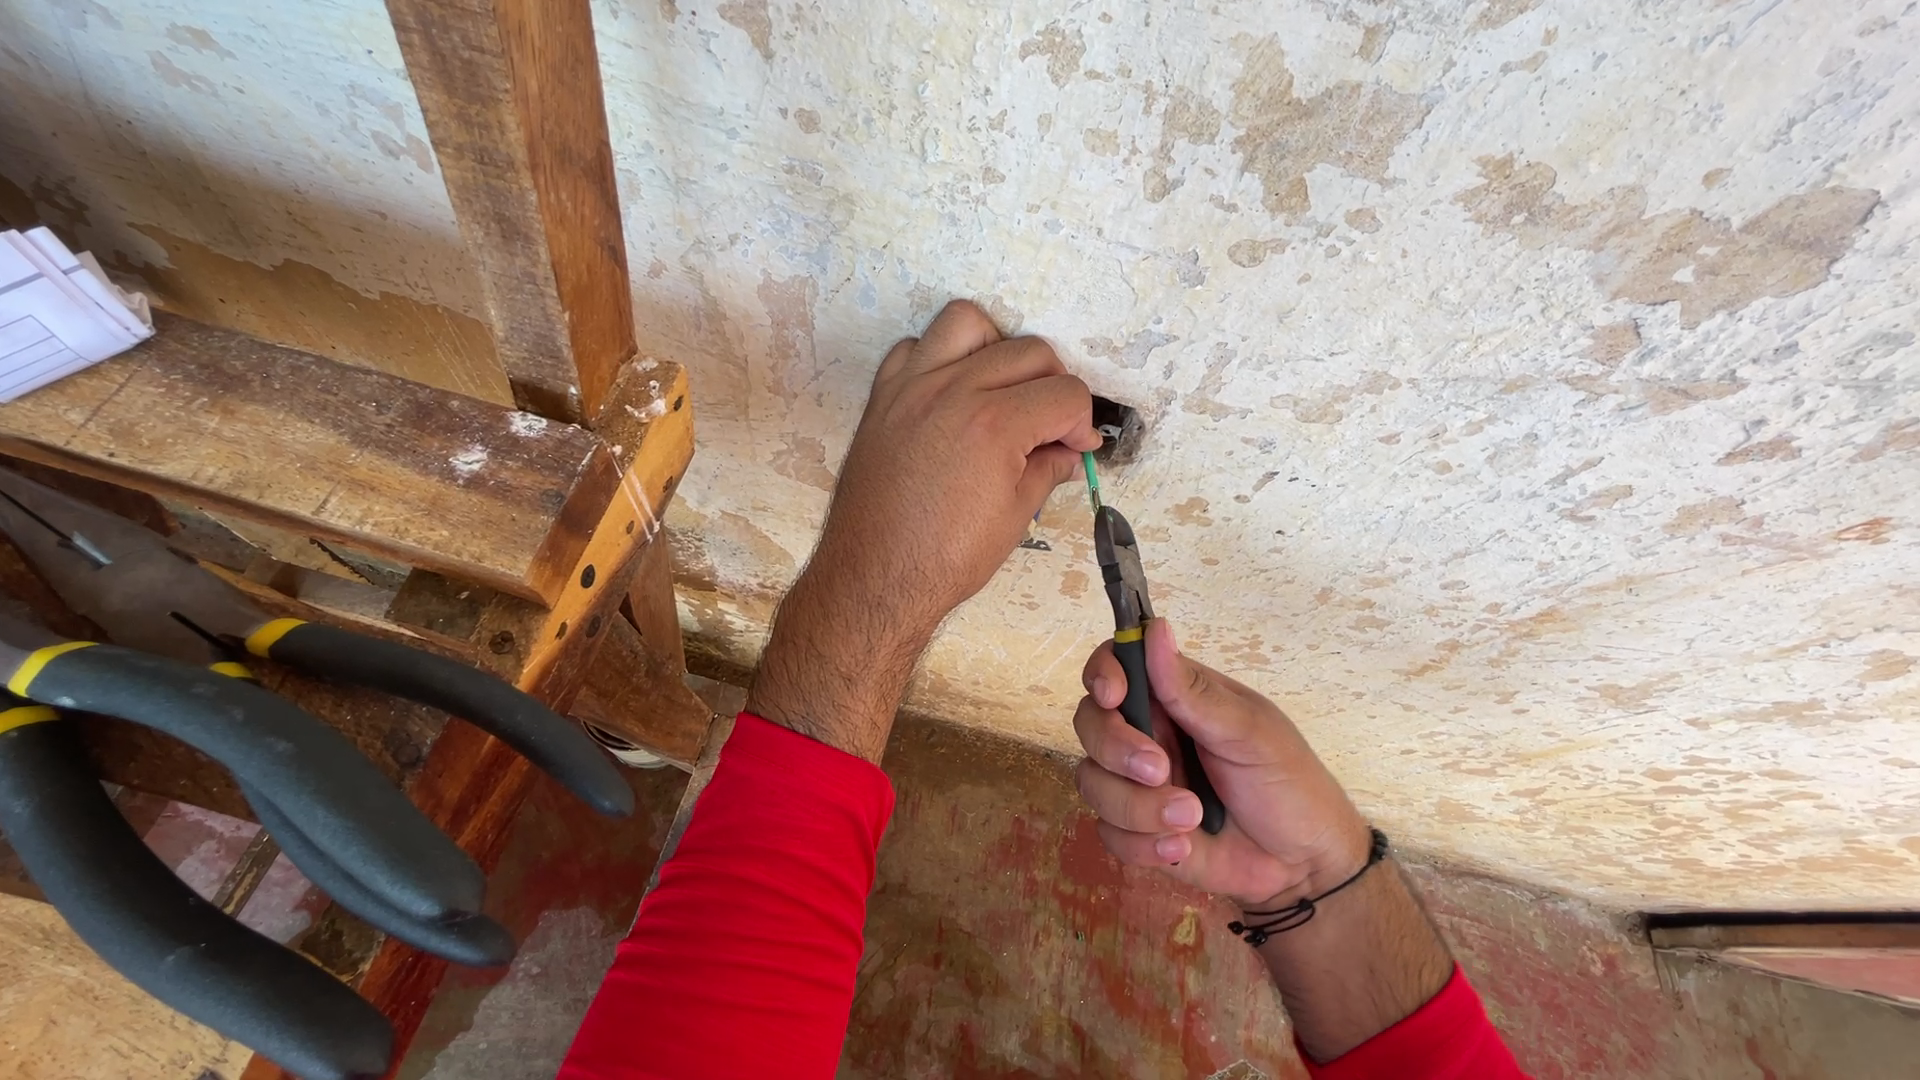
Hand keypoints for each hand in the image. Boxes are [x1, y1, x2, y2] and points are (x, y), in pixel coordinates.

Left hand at [810, 299, 1101, 633]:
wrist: (876, 576)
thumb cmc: (945, 558)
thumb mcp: (1015, 517)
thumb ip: (1047, 469)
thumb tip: (1067, 451)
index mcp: (994, 424)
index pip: (1065, 394)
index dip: (1083, 422)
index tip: (1079, 445)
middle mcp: (953, 391)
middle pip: (1029, 351)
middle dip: (1054, 385)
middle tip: (1051, 424)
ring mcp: (912, 387)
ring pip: (967, 322)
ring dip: (997, 347)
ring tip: (1002, 388)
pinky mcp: (883, 397)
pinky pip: (914, 347)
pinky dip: (940, 359)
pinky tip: (951, 394)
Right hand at [1073, 619, 1372, 909]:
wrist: (1303, 868)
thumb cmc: (1288, 785)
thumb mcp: (1249, 732)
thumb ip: (1194, 691)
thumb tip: (1155, 628)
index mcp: (1172, 697)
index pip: (1115, 666)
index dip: (1103, 675)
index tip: (1114, 696)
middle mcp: (1146, 733)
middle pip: (1089, 723)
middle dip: (1115, 749)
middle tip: (1159, 770)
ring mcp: (1136, 783)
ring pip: (1092, 781)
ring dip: (1138, 806)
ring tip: (1192, 819)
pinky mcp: (1135, 830)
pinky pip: (1107, 832)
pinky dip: (1142, 843)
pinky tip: (1181, 848)